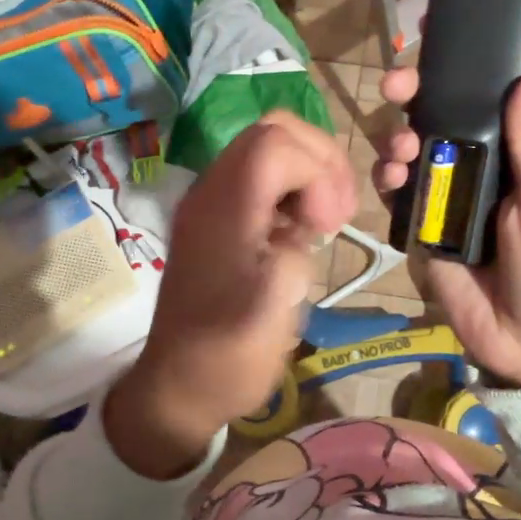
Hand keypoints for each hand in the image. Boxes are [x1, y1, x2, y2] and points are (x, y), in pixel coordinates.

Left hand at [105, 111, 356, 478]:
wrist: (180, 388)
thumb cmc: (229, 355)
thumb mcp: (274, 307)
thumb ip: (294, 249)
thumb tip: (297, 229)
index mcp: (223, 211)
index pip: (277, 143)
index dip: (319, 171)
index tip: (330, 224)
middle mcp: (211, 194)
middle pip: (272, 131)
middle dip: (319, 160)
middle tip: (339, 212)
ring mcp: (211, 206)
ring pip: (268, 149)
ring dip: (309, 174)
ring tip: (326, 221)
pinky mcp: (217, 223)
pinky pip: (260, 179)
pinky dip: (292, 192)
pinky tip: (304, 232)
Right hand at [373, 71, 520, 387]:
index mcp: (517, 159)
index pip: (483, 104)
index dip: (457, 77)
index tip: (432, 53)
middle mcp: (478, 171)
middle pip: (437, 120)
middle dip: (413, 96)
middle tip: (395, 84)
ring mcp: (445, 200)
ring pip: (411, 152)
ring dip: (398, 138)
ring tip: (402, 150)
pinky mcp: (419, 231)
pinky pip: (396, 195)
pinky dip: (387, 179)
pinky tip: (390, 177)